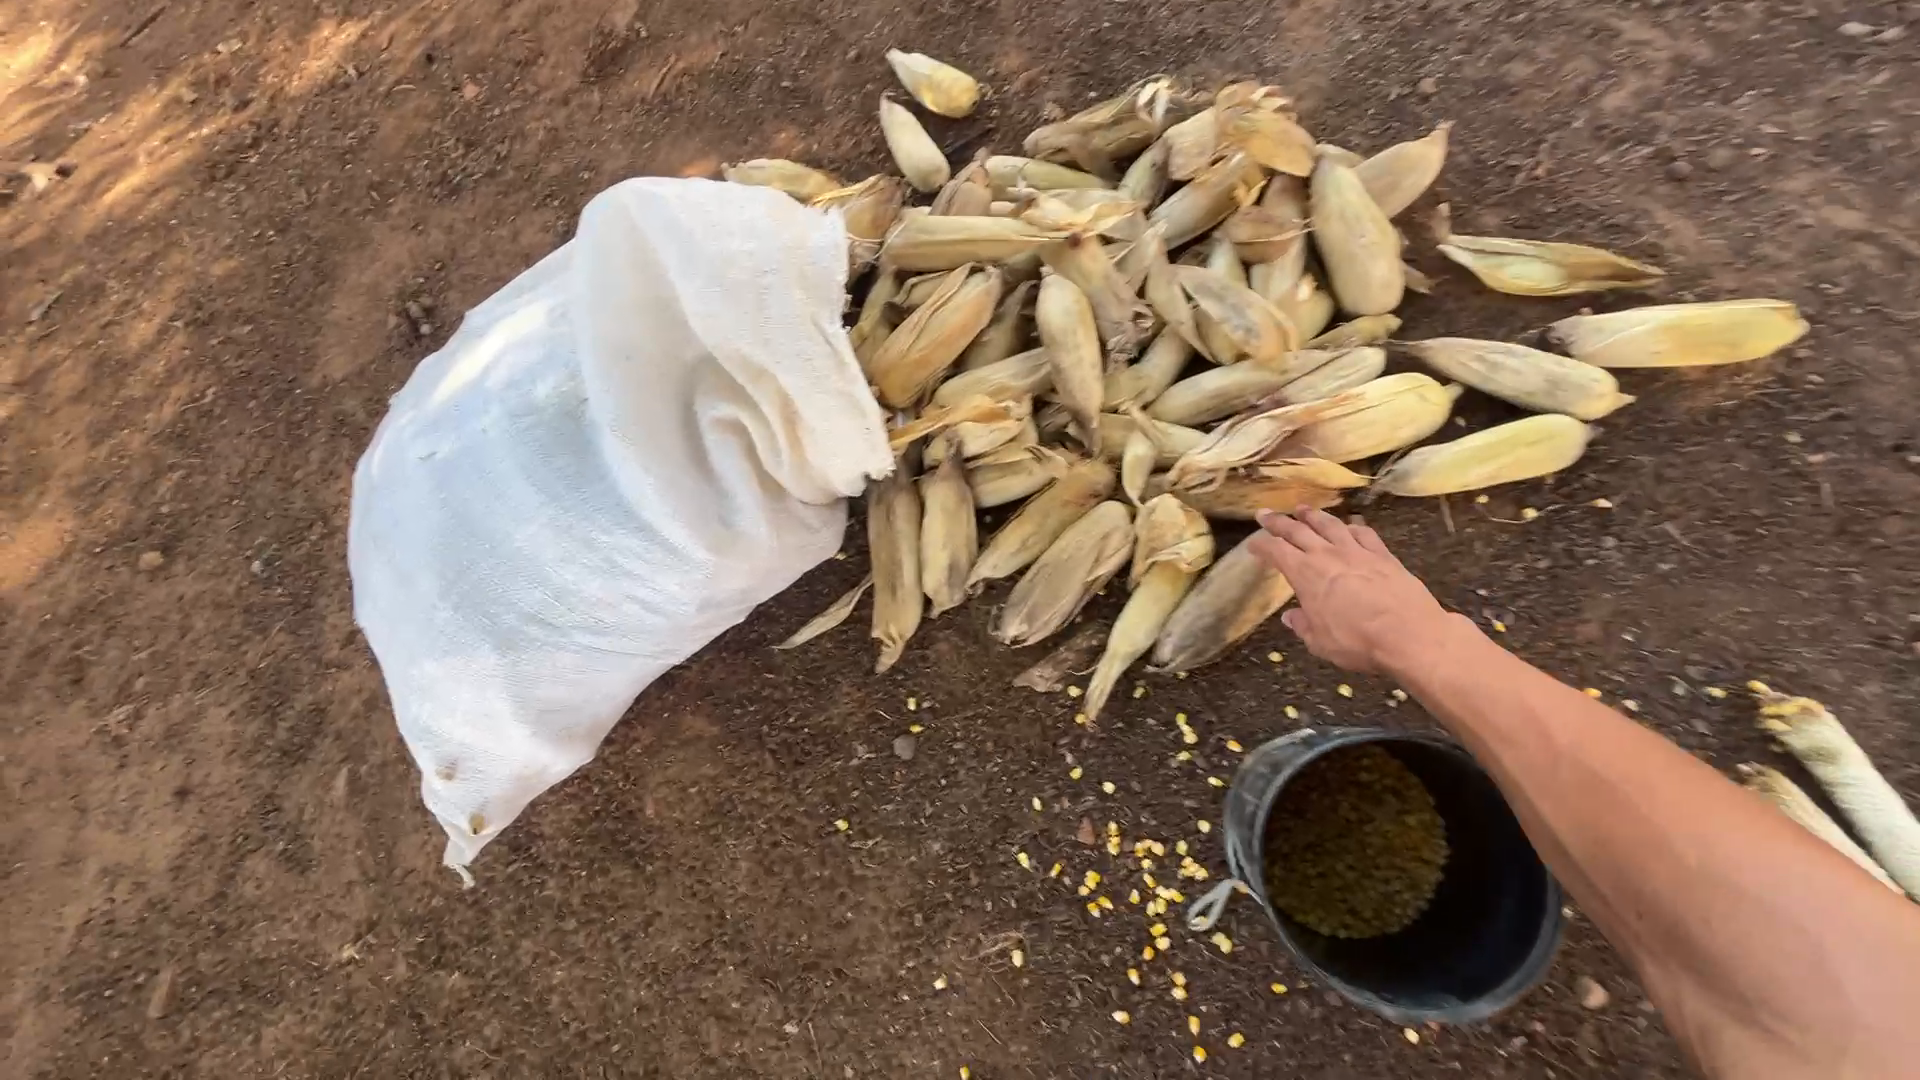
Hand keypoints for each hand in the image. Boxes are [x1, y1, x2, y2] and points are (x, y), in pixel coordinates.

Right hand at [1250, 506, 1457, 673]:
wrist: (1410, 635)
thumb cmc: (1357, 642)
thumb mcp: (1319, 642)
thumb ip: (1303, 625)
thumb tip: (1291, 617)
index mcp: (1305, 575)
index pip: (1276, 551)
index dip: (1261, 545)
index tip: (1253, 545)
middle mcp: (1327, 556)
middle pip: (1298, 530)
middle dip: (1278, 521)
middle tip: (1265, 514)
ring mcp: (1357, 552)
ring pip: (1330, 525)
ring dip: (1313, 515)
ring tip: (1303, 509)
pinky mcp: (1383, 555)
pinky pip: (1364, 533)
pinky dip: (1352, 526)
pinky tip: (1350, 524)